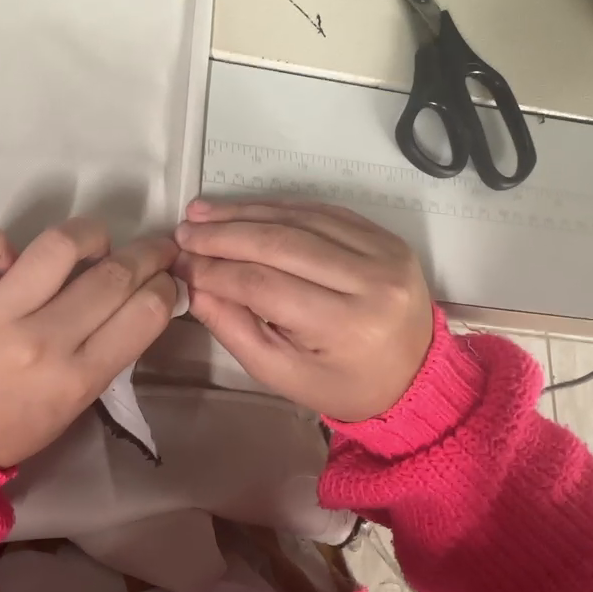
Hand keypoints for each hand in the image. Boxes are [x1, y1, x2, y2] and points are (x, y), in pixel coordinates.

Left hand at [0, 218, 178, 466]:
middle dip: (147, 254)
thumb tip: (144, 295)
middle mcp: (42, 342)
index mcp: (79, 377)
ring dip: (89, 234)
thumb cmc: (20, 422)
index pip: (146, 312)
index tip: (166, 279)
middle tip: (152, 250)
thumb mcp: (81, 399)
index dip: (166, 286)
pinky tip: (11, 253)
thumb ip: (111, 348)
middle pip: (113, 276)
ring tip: (93, 245)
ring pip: (57, 247)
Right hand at [173, 198, 432, 421]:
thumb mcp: (279, 372)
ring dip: (244, 212)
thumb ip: (233, 327)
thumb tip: (192, 284)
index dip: (214, 271)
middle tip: (184, 231)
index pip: (263, 285)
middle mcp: (370, 281)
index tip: (178, 264)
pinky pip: (322, 211)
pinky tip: (244, 210)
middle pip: (281, 243)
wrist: (413, 377)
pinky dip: (278, 207)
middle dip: (223, 234)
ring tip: (201, 213)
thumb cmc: (340, 384)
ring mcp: (384, 252)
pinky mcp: (386, 237)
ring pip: (300, 219)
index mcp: (345, 325)